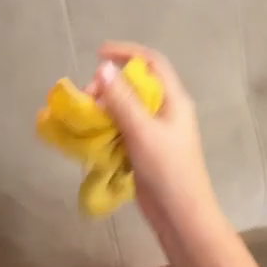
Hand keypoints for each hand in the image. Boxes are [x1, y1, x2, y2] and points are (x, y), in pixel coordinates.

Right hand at [90, 42, 220, 228]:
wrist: (180, 213)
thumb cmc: (167, 169)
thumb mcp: (142, 131)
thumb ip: (122, 100)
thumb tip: (103, 68)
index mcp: (174, 100)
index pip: (152, 63)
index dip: (127, 53)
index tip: (98, 53)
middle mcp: (166, 111)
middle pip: (136, 84)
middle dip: (110, 85)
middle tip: (87, 97)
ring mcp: (156, 131)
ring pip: (127, 107)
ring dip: (106, 106)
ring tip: (86, 115)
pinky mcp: (146, 149)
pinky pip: (124, 127)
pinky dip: (107, 125)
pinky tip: (92, 132)